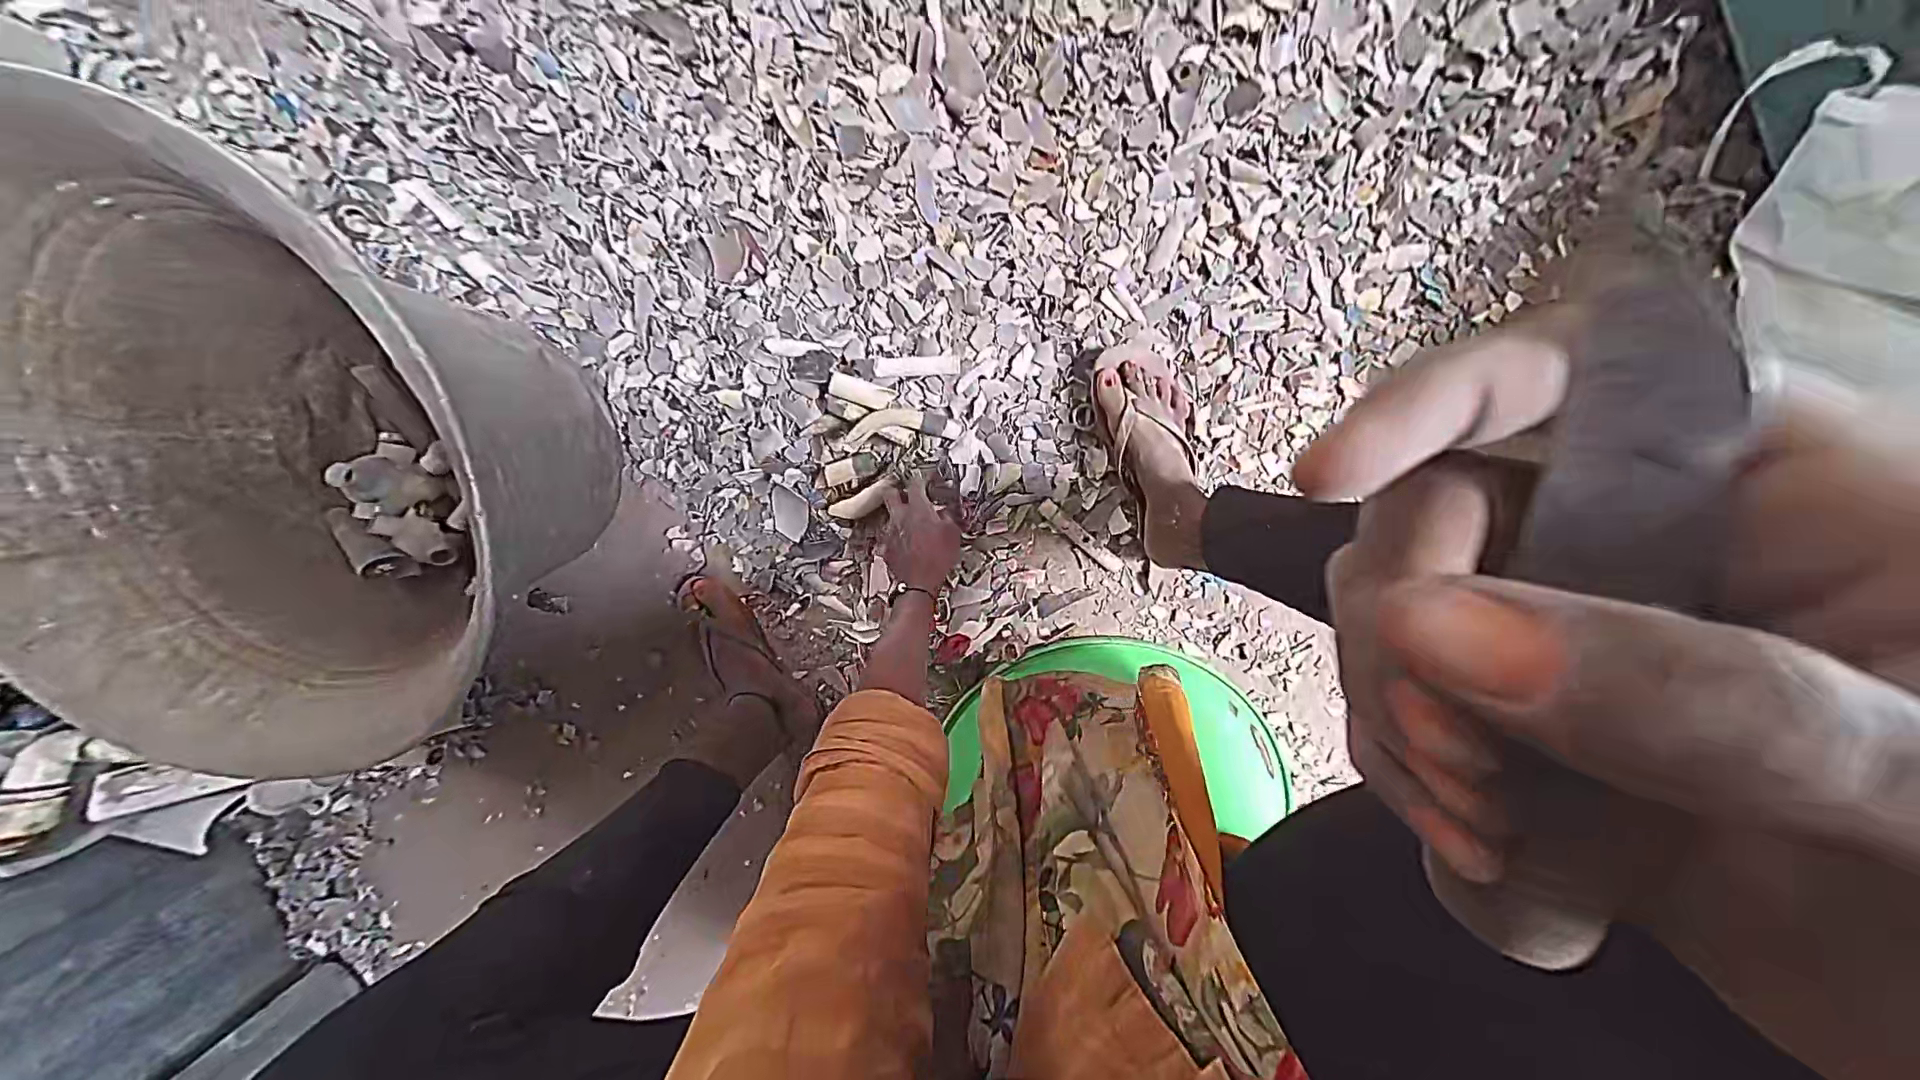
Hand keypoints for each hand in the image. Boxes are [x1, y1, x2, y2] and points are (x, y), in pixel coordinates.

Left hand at [880, 472, 961, 592]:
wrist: (920, 583)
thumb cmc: (937, 559)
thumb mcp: (953, 533)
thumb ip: (947, 517)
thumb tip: (946, 512)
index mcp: (917, 509)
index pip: (915, 483)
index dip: (921, 480)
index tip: (924, 481)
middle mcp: (900, 517)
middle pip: (890, 493)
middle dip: (897, 490)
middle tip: (905, 492)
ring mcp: (890, 532)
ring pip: (889, 515)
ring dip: (898, 515)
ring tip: (909, 520)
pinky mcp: (886, 547)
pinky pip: (888, 535)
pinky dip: (896, 536)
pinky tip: (904, 541)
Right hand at [1308, 309, 1919, 1078]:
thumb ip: (1696, 695)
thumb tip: (1422, 626)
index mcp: (1749, 477)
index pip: (1555, 378)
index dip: (1421, 406)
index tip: (1324, 478)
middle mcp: (1609, 537)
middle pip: (1414, 524)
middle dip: (1397, 637)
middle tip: (1453, 756)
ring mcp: (1533, 636)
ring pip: (1379, 630)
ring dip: (1402, 734)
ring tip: (1495, 840)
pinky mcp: (1492, 723)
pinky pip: (1392, 726)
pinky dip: (1420, 802)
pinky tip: (1507, 872)